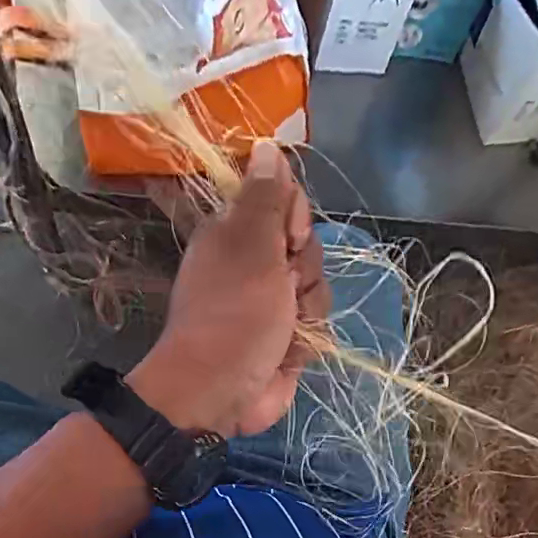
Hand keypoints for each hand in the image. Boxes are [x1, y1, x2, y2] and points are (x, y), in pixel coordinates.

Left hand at [126, 141, 330, 436]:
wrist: (221, 391)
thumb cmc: (234, 316)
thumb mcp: (251, 248)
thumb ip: (265, 200)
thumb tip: (266, 146)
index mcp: (239, 234)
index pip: (287, 204)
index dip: (296, 221)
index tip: (288, 241)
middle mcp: (256, 265)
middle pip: (308, 249)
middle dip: (304, 274)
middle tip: (283, 291)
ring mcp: (273, 305)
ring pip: (317, 290)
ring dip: (307, 312)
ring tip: (284, 329)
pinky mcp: (287, 339)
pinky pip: (316, 326)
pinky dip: (305, 341)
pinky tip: (286, 352)